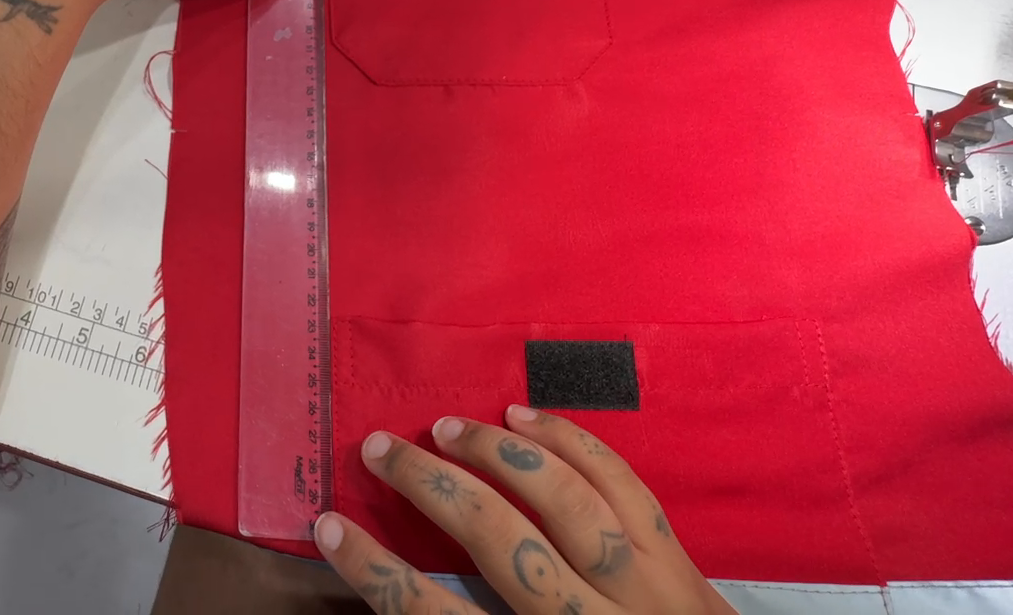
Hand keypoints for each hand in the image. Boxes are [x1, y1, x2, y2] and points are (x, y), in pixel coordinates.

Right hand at [316, 407, 735, 614]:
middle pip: (498, 540)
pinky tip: (525, 415)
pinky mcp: (684, 569)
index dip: (374, 571)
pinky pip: (623, 485)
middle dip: (429, 485)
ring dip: (496, 453)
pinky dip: (570, 442)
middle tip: (379, 446)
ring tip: (446, 425)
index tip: (327, 525)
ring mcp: (651, 596)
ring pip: (565, 501)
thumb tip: (411, 598)